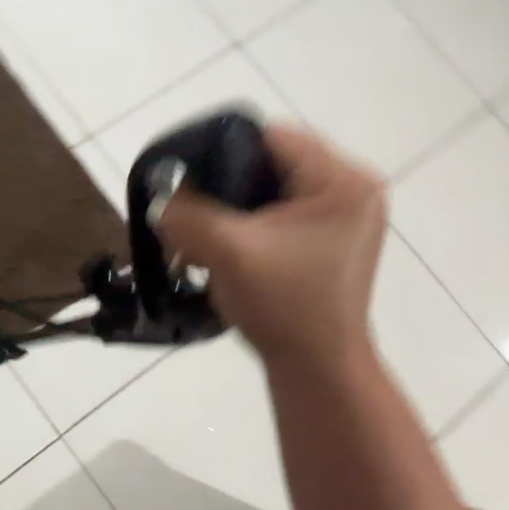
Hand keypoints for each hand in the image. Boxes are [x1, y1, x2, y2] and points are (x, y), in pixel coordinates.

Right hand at [155, 126, 386, 368]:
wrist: (317, 371)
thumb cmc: (285, 307)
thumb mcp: (230, 253)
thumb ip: (188, 215)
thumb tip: (159, 197)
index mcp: (342, 181)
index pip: (272, 138)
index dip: (221, 152)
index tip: (183, 179)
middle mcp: (349, 191)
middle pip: (267, 165)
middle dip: (220, 188)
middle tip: (184, 212)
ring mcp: (339, 221)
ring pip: (267, 195)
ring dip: (227, 212)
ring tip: (194, 236)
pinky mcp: (325, 245)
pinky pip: (274, 219)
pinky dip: (242, 230)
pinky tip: (215, 251)